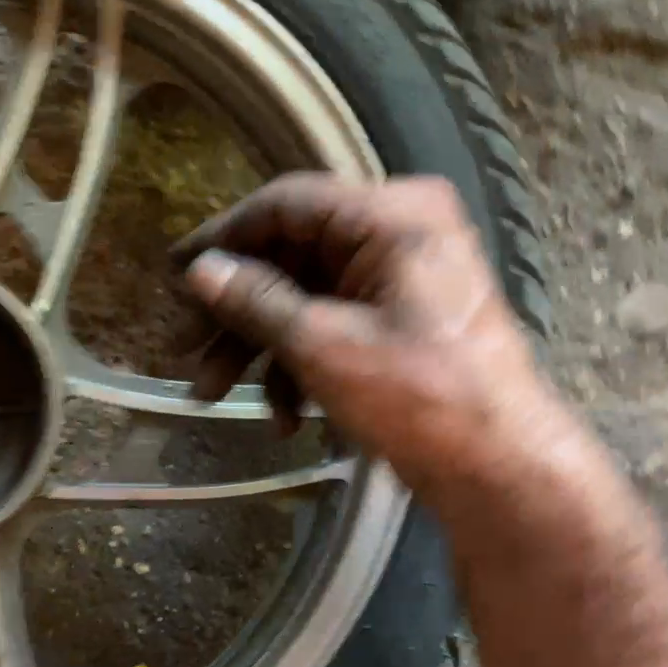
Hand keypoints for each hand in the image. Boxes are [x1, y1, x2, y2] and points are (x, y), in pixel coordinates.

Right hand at [172, 174, 572, 497]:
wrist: (496, 462)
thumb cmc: (417, 394)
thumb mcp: (321, 345)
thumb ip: (255, 302)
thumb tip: (199, 271)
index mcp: (389, 216)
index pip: (284, 204)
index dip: (221, 237)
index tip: (171, 272)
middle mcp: (394, 233)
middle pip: (286, 258)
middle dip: (232, 312)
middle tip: (182, 348)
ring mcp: (394, 280)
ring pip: (299, 299)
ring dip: (254, 349)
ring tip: (210, 394)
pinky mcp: (392, 321)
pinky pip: (325, 327)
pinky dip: (295, 368)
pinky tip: (282, 419)